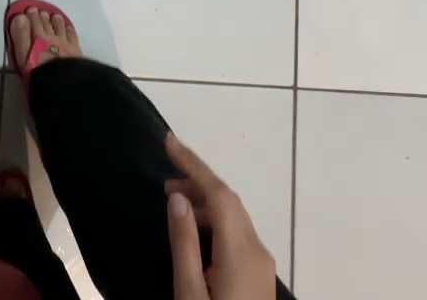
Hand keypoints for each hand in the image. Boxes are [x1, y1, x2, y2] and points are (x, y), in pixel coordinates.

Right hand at [166, 132, 278, 299]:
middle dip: (197, 179)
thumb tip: (179, 196)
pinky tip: (193, 231)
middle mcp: (258, 250)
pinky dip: (214, 221)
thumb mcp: (189, 291)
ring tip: (172, 203)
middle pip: (229, 201)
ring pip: (234, 217)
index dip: (193, 162)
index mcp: (241, 251)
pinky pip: (237, 234)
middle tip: (164, 177)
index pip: (218, 192)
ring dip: (205, 202)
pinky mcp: (259, 278)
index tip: (168, 140)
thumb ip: (184, 241)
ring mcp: (262, 265)